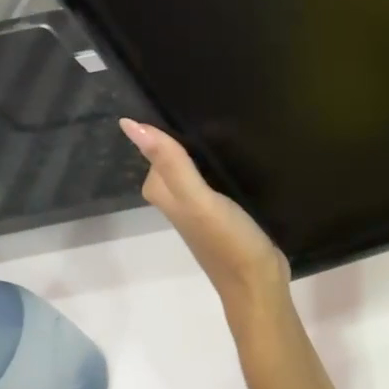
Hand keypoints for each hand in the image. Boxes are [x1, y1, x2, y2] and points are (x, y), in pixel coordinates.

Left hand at [120, 118, 289, 305]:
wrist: (258, 283)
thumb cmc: (227, 241)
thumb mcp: (198, 199)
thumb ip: (171, 163)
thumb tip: (130, 125)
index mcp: (168, 197)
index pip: (155, 157)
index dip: (162, 134)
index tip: (179, 105)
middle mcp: (182, 204)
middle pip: (173, 166)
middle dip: (182, 142)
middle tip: (207, 113)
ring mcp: (204, 213)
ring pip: (195, 175)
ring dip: (204, 156)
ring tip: (227, 131)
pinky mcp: (227, 219)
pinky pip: (216, 186)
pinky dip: (223, 172)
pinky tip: (241, 164)